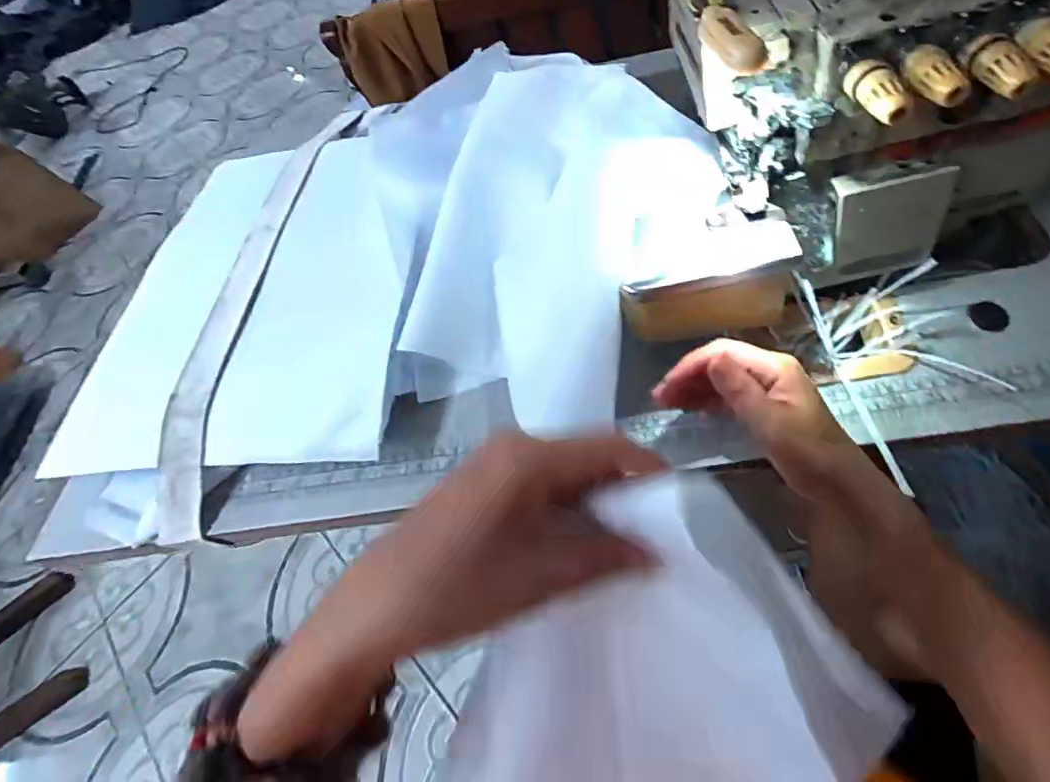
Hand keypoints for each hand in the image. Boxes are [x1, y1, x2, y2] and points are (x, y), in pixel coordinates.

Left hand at [239, 432, 664, 763]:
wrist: (375, 607)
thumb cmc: (460, 587)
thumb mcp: (541, 576)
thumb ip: (605, 557)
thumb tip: (654, 552)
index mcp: (529, 455)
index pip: (608, 445)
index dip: (647, 470)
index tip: (674, 504)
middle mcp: (514, 443)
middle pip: (586, 452)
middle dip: (621, 487)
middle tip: (649, 528)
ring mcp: (494, 457)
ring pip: (564, 465)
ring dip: (593, 496)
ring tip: (617, 537)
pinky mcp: (481, 476)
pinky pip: (539, 476)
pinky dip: (565, 500)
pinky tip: (572, 534)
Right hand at [654, 340, 949, 671]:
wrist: (848, 498)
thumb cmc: (812, 458)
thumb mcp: (772, 425)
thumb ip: (740, 391)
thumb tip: (710, 358)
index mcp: (776, 368)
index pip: (723, 351)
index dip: (691, 366)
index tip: (664, 391)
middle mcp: (775, 375)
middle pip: (724, 363)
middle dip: (691, 376)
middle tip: (661, 400)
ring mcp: (775, 395)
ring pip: (728, 380)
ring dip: (699, 389)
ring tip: (672, 406)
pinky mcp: (775, 416)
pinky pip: (735, 399)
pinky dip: (713, 403)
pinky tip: (699, 415)